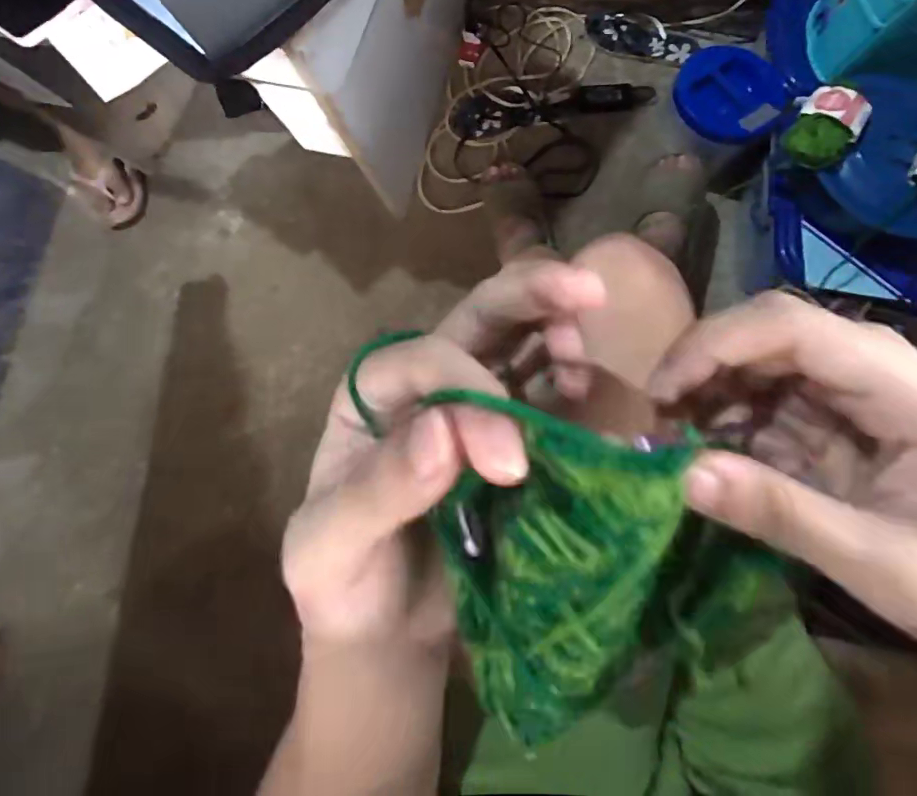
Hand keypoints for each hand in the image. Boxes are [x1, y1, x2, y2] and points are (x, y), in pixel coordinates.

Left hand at [280, 261, 603, 648]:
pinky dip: (575, 376)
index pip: (427, 359)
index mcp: (374, 395)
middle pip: (482, 315)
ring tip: (581, 355)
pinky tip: (586, 390)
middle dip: (532, 292)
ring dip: (559, 328)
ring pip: (524, 336)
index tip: (510, 459)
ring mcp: (484, 400)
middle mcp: (432, 382)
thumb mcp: (330, 550)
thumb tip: (445, 433)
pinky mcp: (524, 428)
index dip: (472, 389)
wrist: (395, 629)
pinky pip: (552, 387)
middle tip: (586, 287)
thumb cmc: (350, 585)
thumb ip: (377, 491)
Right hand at [648, 292, 916, 681]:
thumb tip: (683, 476)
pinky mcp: (852, 423)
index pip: (791, 326)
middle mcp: (880, 368)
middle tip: (657, 421)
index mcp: (902, 382)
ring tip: (674, 440)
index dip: (715, 345)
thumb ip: (783, 515)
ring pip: (771, 365)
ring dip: (718, 394)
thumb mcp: (881, 563)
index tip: (660, 394)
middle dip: (708, 365)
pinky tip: (715, 454)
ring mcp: (866, 393)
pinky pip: (782, 404)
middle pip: (775, 333)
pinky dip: (740, 424)